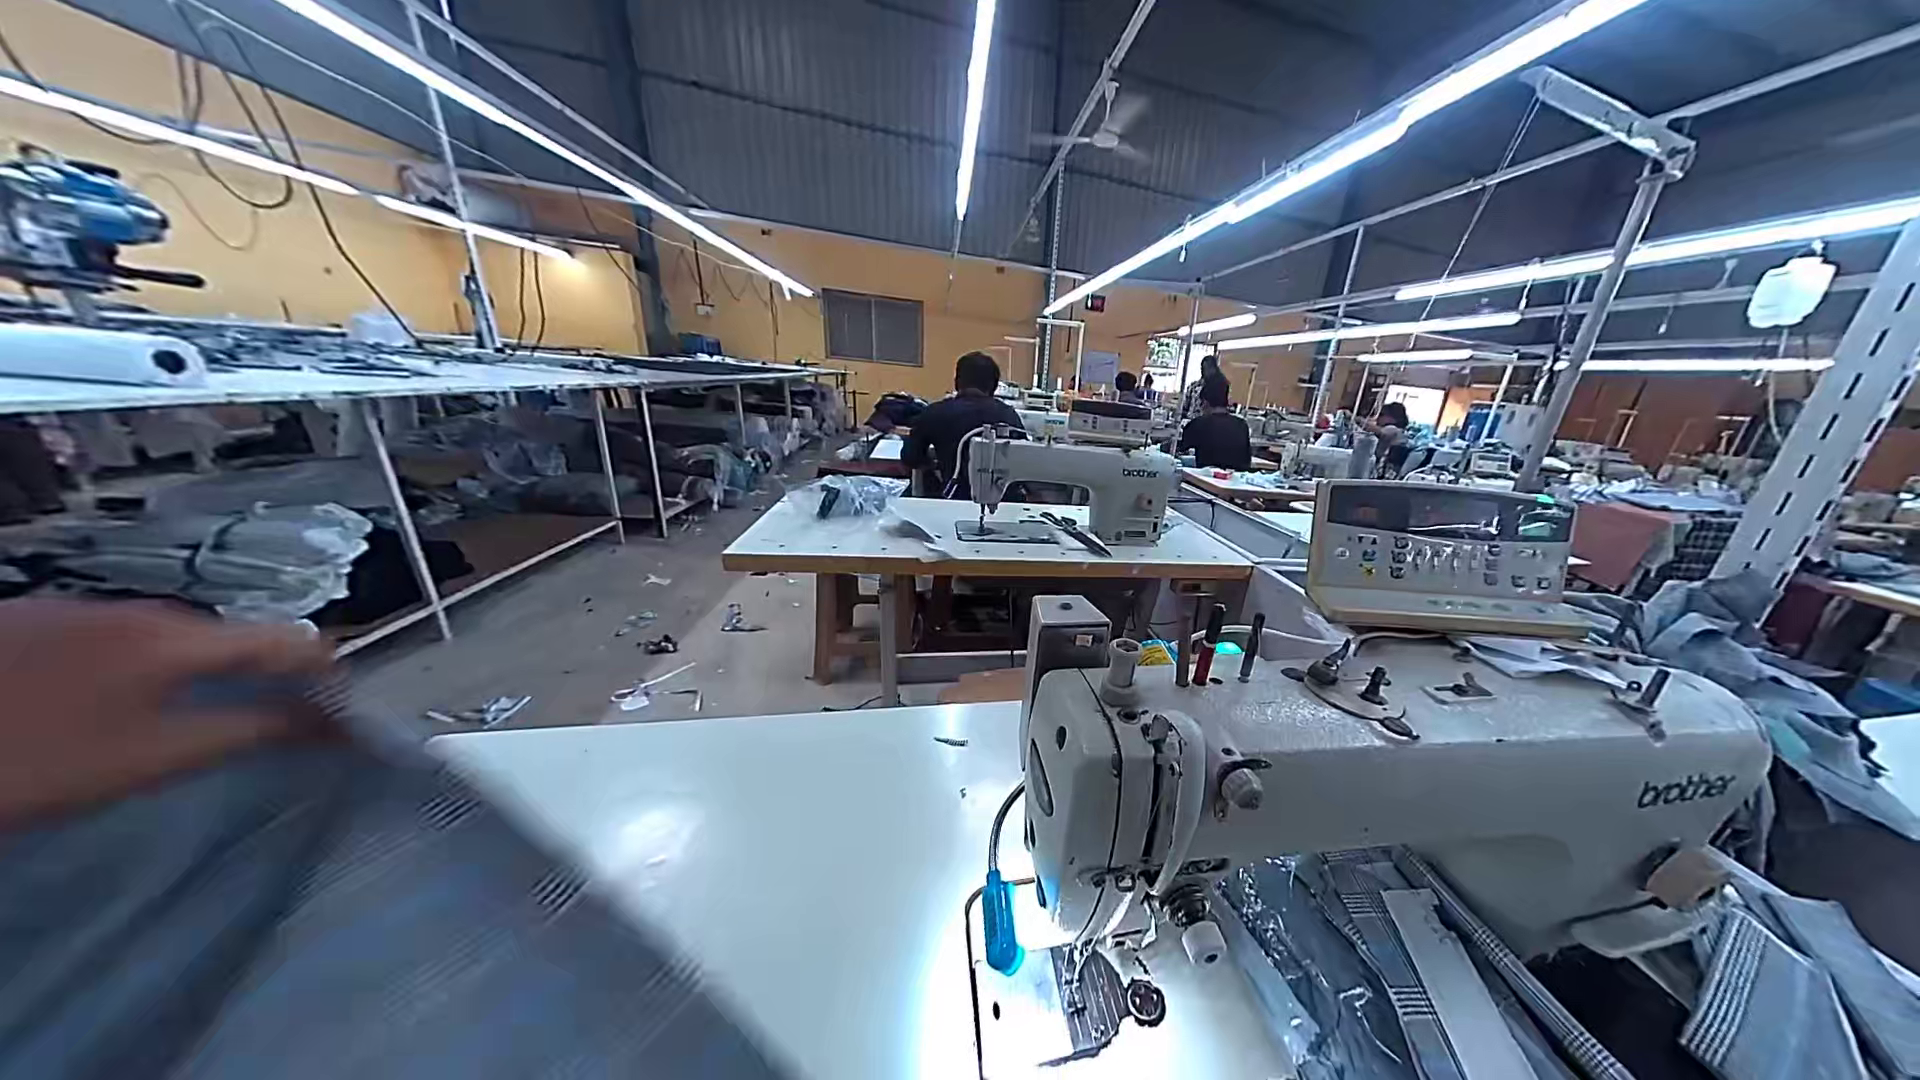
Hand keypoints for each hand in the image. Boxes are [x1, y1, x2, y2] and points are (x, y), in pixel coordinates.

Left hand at [0, 599, 333, 828]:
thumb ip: (256, 730)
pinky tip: (98, 702)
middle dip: (261, 671)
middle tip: (266, 716)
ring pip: (176, 636)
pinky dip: (140, 665)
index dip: (329, 670)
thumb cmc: (22, 762)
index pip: (294, 642)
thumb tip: (336, 722)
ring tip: (177, 713)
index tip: (344, 703)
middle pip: (235, 636)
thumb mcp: (151, 758)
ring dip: (199, 668)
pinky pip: (118, 638)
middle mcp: (140, 610)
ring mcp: (76, 610)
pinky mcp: (25, 621)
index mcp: (179, 638)